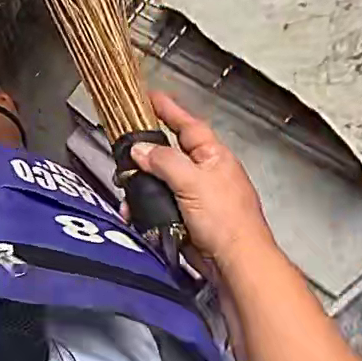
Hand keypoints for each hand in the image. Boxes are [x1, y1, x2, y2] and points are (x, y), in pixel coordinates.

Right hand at [128, 90, 275, 269]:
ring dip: (142, 188)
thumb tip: (142, 150)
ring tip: (131, 191)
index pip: (187, 125)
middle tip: (127, 149)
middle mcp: (204, 174)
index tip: (150, 97)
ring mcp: (194, 196)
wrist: (234, 263)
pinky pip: (158, 205)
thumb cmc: (229, 223)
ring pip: (159, 182)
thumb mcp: (192, 182)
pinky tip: (138, 213)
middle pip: (168, 154)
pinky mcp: (184, 217)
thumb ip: (164, 162)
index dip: (168, 110)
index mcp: (214, 157)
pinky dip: (145, 208)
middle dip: (146, 156)